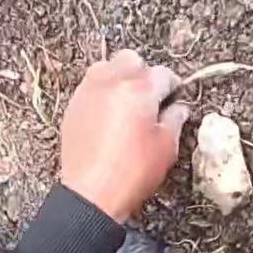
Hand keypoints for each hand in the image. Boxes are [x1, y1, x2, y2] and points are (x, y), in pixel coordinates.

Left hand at [59, 49, 189, 221]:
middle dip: (143, 74)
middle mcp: (112, 81)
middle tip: (150, 99)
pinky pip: (90, 86)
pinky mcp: (74, 106)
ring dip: (120, 78)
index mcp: (140, 89)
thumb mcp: (166, 147)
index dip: (172, 87)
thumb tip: (178, 108)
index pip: (162, 73)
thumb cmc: (133, 171)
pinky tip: (109, 116)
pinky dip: (102, 92)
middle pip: (131, 59)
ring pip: (107, 67)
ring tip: (127, 103)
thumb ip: (175, 119)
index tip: (173, 99)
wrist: (92, 193)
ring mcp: (88, 91)